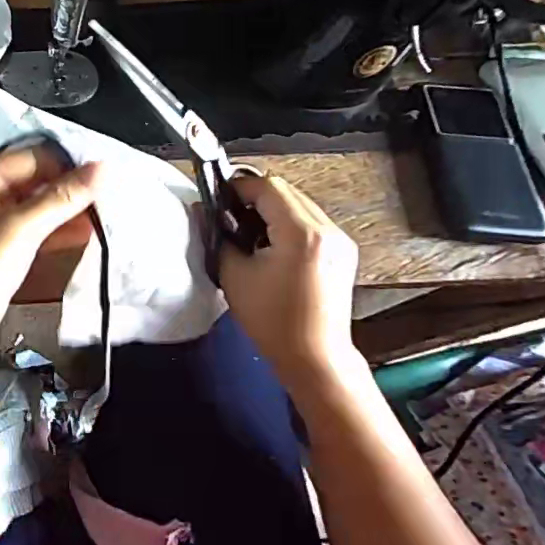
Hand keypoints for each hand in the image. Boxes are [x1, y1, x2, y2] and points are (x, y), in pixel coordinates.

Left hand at [0, 144, 106, 351]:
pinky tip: (82, 236)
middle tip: (108, 202)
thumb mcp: (21, 231)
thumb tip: (103, 167)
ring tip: (102, 219)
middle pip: (32, 179)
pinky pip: (27, 228)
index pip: (31, 157)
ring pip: (32, 205)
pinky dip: (51, 230)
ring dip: (63, 211)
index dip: (67, 165)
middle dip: (68, 189)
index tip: (103, 182)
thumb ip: (61, 198)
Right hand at [217, 171, 359, 377]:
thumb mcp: (233, 274)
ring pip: (299, 204)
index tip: (217, 197)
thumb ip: (217, 236)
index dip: (238, 187)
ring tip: (247, 232)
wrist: (313, 357)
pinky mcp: (341, 253)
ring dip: (271, 209)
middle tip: (227, 214)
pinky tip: (269, 245)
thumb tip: (202, 211)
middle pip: (286, 191)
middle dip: (254, 197)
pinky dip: (287, 223)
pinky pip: (311, 222)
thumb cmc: (272, 320)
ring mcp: (339, 241)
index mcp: (302, 234)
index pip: (268, 187)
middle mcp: (328, 231)